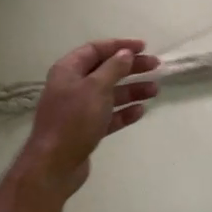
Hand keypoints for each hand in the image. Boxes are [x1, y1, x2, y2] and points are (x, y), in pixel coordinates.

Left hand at [16, 39, 160, 196]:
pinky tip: (140, 111)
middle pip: (105, 71)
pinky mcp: (85, 130)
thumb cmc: (74, 120)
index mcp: (68, 70)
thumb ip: (113, 68)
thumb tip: (125, 53)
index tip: (143, 47)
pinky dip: (123, 112)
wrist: (54, 164)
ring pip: (109, 94)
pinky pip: (108, 116)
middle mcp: (72, 86)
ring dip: (131, 90)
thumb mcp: (95, 88)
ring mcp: (78, 109)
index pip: (95, 50)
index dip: (119, 46)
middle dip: (130, 68)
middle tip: (156, 67)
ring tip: (154, 90)